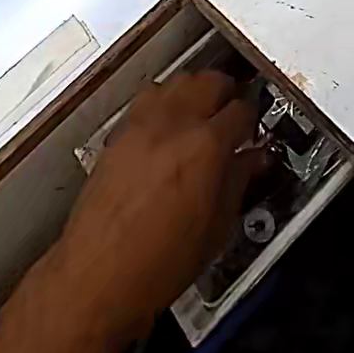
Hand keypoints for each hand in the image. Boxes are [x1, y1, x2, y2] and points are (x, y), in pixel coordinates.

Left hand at [46, 70, 263, 340]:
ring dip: (196, 91)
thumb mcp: (217, 227)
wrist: (100, 273)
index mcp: (207, 146)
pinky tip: (169, 123)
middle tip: (232, 116)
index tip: (253, 130)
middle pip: (211, 79)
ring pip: (179, 80)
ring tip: (202, 114)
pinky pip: (150, 96)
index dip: (253, 119)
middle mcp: (175, 123)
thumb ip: (239, 180)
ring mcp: (144, 122)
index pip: (242, 109)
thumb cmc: (159, 262)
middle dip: (228, 93)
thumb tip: (253, 158)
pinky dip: (165, 101)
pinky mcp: (120, 130)